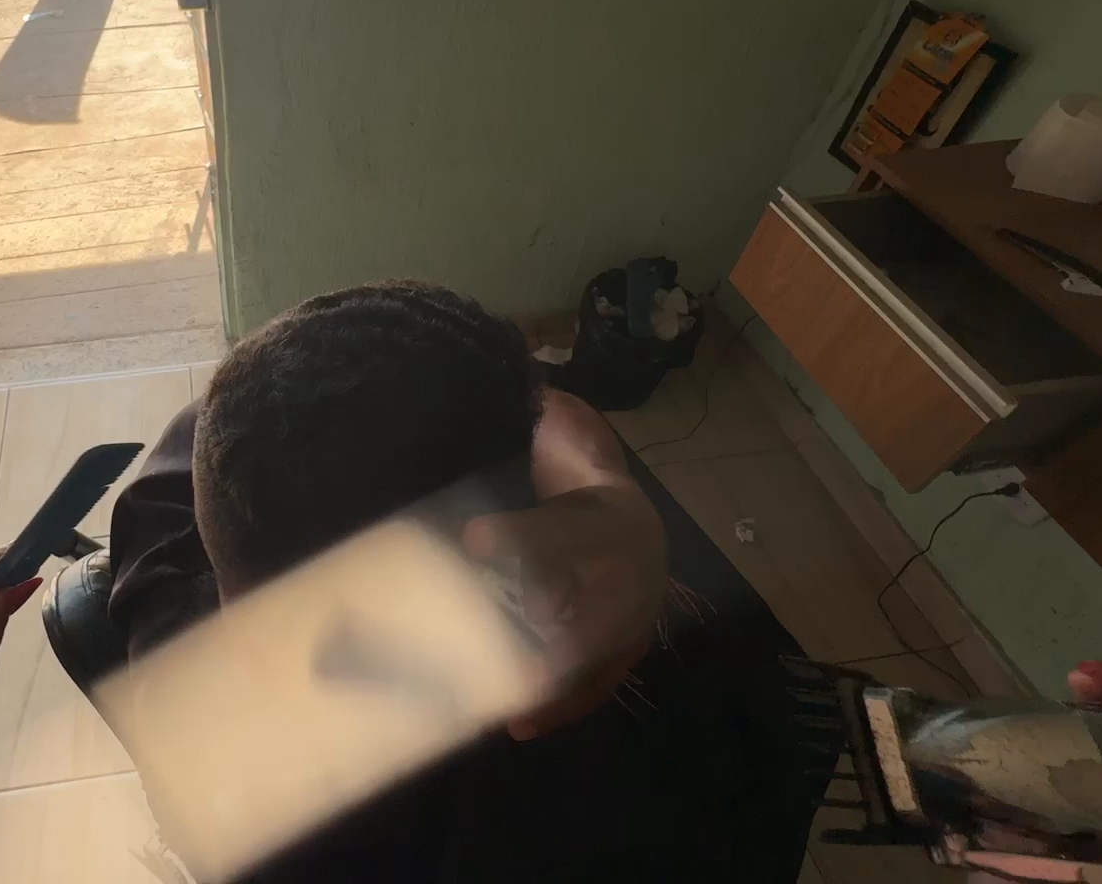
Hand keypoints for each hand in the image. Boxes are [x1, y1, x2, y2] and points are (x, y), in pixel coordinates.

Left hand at [465, 390, 666, 740]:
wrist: (620, 507)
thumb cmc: (575, 465)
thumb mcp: (564, 429)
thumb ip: (545, 412)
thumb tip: (517, 376)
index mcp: (609, 514)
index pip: (563, 531)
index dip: (521, 539)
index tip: (472, 541)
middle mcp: (627, 572)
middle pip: (582, 605)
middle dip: (533, 626)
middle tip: (482, 645)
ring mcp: (629, 615)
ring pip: (589, 653)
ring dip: (545, 676)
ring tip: (495, 700)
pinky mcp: (620, 649)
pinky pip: (596, 684)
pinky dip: (562, 705)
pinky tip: (519, 724)